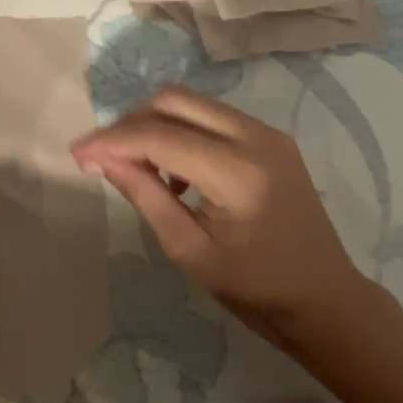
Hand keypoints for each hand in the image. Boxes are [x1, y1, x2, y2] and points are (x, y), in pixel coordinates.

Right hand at [72, 87, 366, 330]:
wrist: (327, 301)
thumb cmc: (257, 289)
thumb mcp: (189, 250)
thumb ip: (144, 194)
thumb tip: (99, 157)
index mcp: (239, 172)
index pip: (159, 136)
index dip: (111, 140)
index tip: (76, 154)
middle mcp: (255, 137)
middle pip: (172, 101)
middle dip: (130, 123)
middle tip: (104, 156)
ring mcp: (266, 132)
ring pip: (190, 102)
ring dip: (153, 124)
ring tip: (136, 165)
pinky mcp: (269, 137)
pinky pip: (209, 115)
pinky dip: (179, 130)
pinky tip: (173, 170)